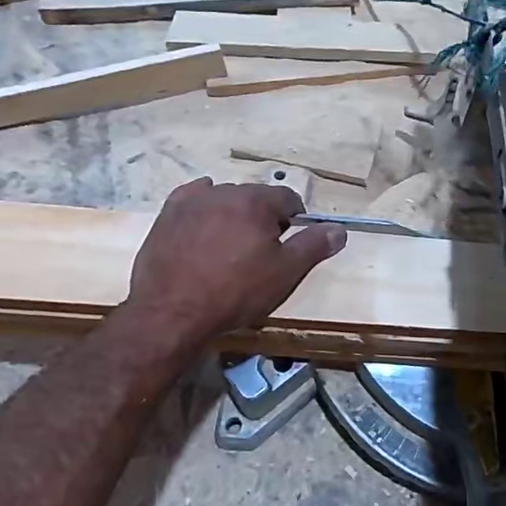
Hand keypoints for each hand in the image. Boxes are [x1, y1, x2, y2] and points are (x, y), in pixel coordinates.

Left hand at [123, 178, 346, 350]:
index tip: (290, 245)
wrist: (171, 313)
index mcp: (256, 201)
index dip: (295, 220)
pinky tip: (204, 226)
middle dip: (264, 218)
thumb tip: (339, 229)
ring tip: (231, 248)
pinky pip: (193, 200)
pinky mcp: (166, 216)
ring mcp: (191, 202)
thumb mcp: (285, 273)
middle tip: (262, 252)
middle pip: (256, 198)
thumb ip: (314, 245)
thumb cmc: (235, 292)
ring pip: (225, 199)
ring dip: (234, 215)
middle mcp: (224, 192)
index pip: (288, 198)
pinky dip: (204, 209)